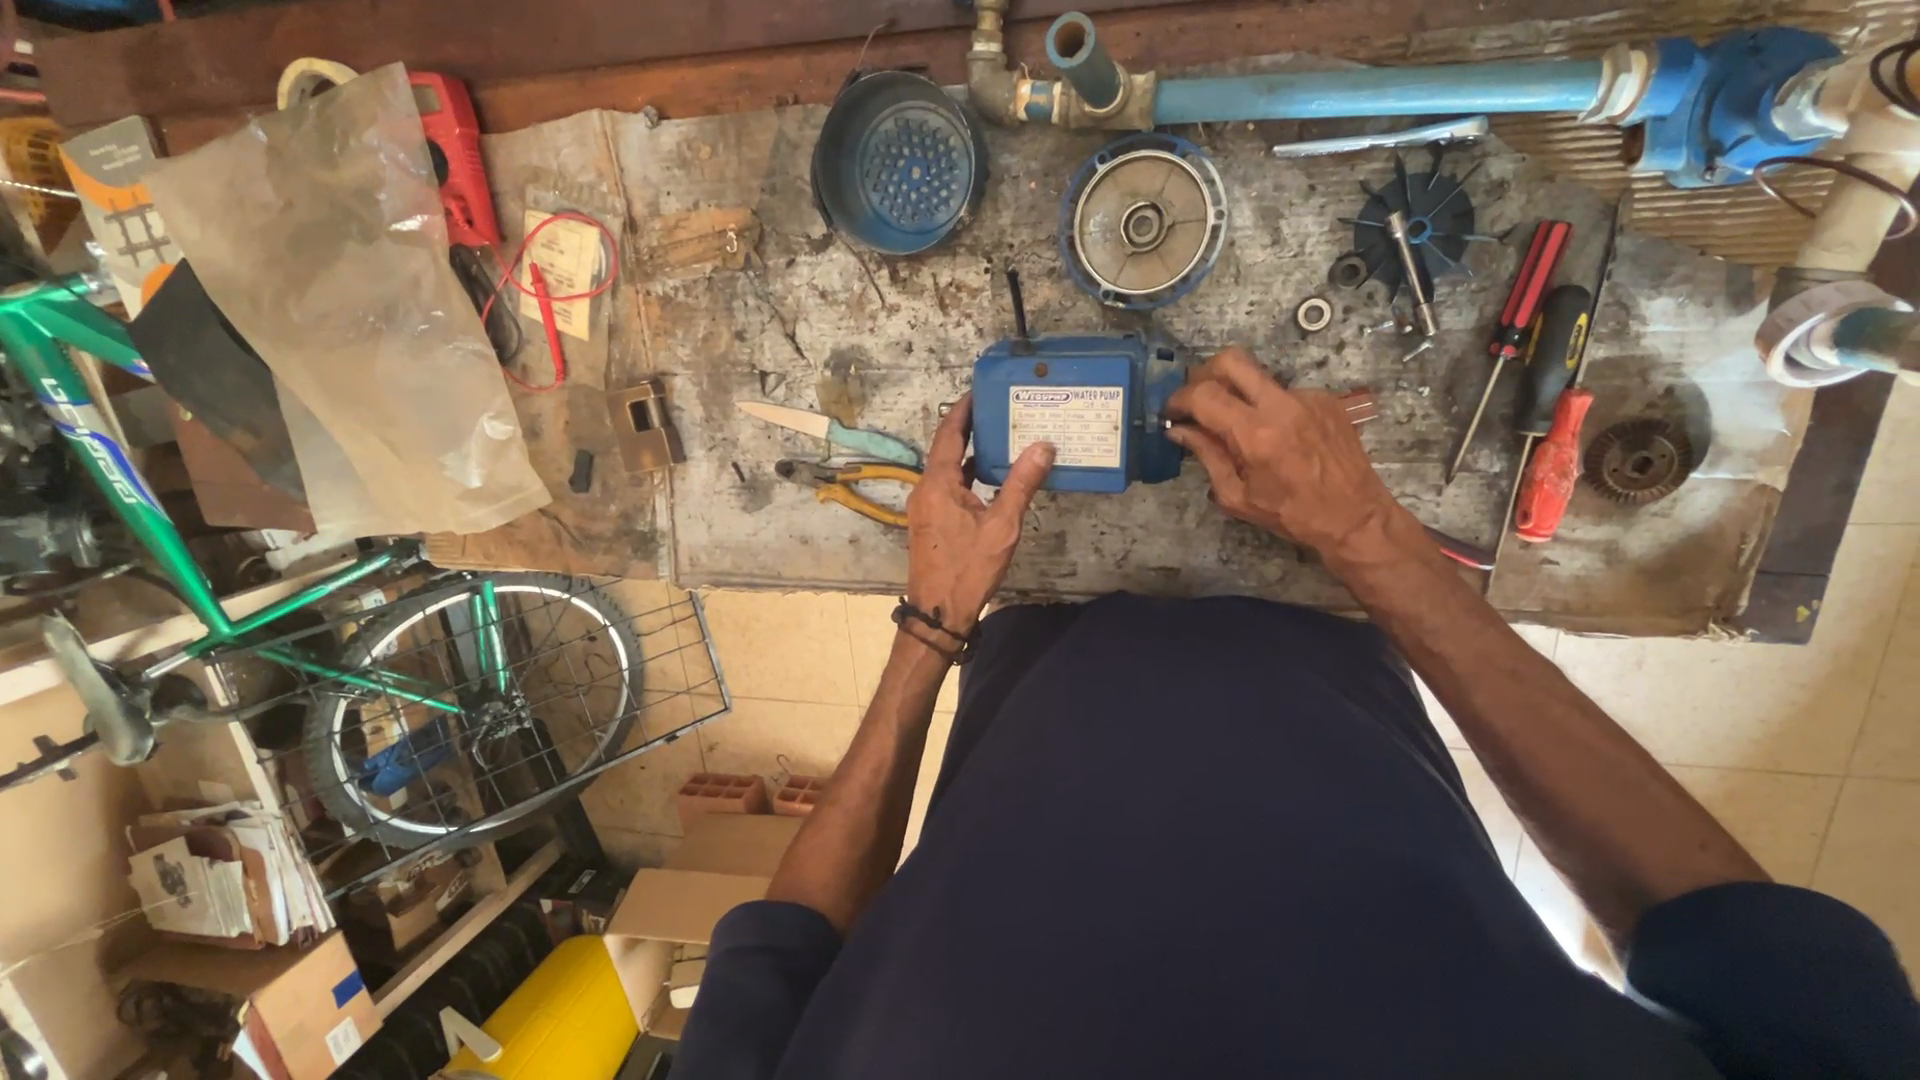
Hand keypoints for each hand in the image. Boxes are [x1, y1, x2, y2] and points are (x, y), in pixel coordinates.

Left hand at [905, 393, 1053, 633]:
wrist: (938, 613)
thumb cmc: (968, 569)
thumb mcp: (1002, 526)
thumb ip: (1021, 484)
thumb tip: (1043, 446)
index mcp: (938, 483)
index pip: (949, 433)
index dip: (964, 409)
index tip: (982, 389)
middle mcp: (925, 489)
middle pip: (947, 448)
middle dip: (971, 427)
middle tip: (1001, 408)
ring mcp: (925, 506)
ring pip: (948, 469)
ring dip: (971, 452)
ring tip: (1002, 437)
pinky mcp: (930, 522)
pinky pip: (948, 487)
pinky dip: (968, 476)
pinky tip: (991, 478)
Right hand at [1164, 347, 1410, 561]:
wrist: (1355, 516)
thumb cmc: (1291, 514)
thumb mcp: (1237, 495)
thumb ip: (1206, 455)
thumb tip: (1179, 430)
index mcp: (1256, 435)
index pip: (1204, 395)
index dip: (1179, 399)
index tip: (1172, 412)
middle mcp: (1282, 406)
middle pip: (1231, 360)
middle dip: (1205, 374)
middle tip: (1198, 399)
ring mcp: (1307, 397)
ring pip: (1258, 378)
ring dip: (1239, 395)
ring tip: (1241, 428)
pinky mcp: (1325, 399)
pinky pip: (1283, 393)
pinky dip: (1269, 408)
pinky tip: (1276, 435)